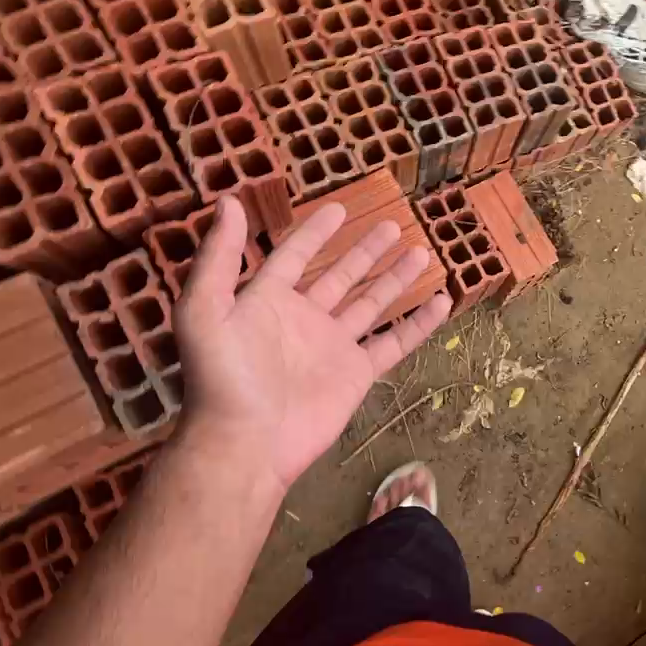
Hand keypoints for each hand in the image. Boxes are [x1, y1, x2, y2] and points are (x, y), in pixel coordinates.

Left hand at [174, 197, 451, 499]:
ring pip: (371, 304)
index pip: (294, 256)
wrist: (246, 443)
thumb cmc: (222, 376)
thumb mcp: (204, 310)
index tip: (338, 209)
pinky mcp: (357, 373)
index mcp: (267, 301)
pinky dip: (419, 322)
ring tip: (421, 253)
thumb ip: (218, 257)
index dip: (314, 233)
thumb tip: (228, 201)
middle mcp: (304, 319)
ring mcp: (333, 346)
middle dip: (365, 251)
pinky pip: (395, 342)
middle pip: (341, 276)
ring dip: (395, 278)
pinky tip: (441, 301)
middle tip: (391, 225)